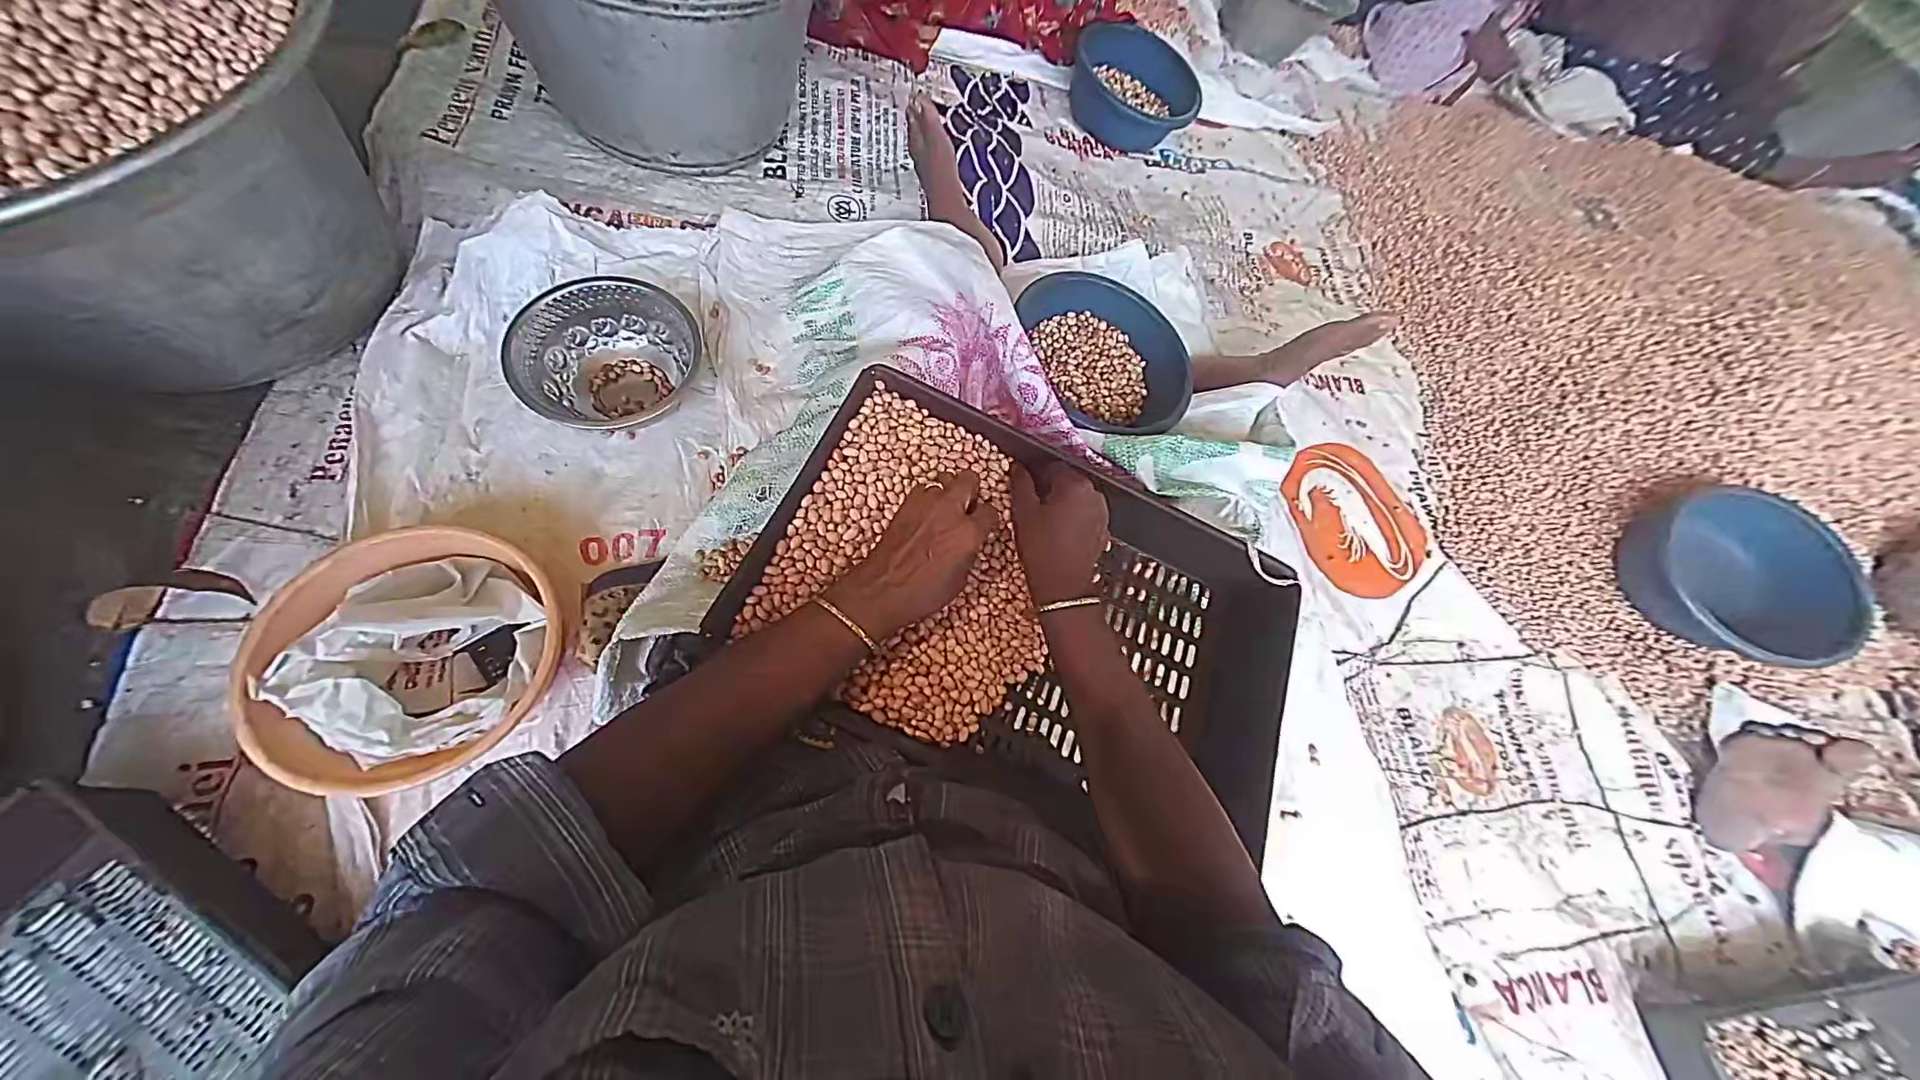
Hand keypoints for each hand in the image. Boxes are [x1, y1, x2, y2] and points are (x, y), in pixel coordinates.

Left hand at [827, 470, 989, 640]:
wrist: (883, 589)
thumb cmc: (920, 592)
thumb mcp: (959, 580)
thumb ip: (969, 552)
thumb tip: (969, 543)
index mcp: (969, 533)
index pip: (991, 511)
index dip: (988, 519)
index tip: (985, 524)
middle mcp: (949, 511)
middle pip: (969, 479)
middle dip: (972, 490)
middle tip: (969, 504)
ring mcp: (926, 504)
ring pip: (944, 482)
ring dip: (947, 494)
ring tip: (944, 511)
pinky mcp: (906, 504)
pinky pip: (923, 491)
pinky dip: (926, 499)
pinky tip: (925, 515)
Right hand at [1010, 462, 1108, 604]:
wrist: (1063, 586)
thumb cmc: (1041, 549)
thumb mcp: (1023, 513)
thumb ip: (1021, 483)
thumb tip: (1019, 467)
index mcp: (1074, 485)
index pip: (1052, 465)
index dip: (1035, 474)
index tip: (1025, 487)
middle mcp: (1093, 493)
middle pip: (1067, 479)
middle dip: (1050, 488)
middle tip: (1033, 506)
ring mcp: (1102, 511)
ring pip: (1077, 496)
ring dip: (1062, 502)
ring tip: (1045, 520)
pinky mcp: (1103, 527)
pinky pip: (1085, 512)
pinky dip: (1073, 516)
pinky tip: (1059, 530)